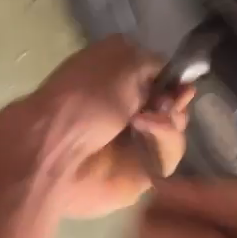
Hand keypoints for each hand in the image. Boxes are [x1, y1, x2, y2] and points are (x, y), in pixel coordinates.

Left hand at [28, 36, 191, 218]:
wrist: (57, 150)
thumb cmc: (85, 97)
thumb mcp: (122, 60)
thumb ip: (153, 65)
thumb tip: (173, 81)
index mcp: (120, 83)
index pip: (161, 84)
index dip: (173, 83)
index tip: (179, 83)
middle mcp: (128, 116)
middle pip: (172, 113)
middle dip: (175, 105)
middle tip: (166, 104)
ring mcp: (133, 150)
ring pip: (174, 137)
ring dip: (170, 123)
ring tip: (147, 119)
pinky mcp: (138, 177)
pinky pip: (167, 161)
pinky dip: (165, 142)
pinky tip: (146, 130)